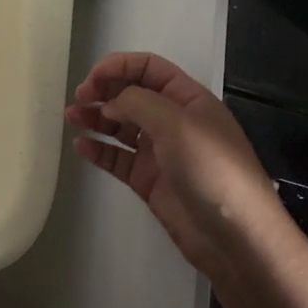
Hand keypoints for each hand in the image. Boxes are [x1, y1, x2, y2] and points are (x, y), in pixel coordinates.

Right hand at [65, 52, 287, 282]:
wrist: (236, 240)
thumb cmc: (212, 170)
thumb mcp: (177, 124)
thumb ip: (137, 102)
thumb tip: (111, 102)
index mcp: (188, 99)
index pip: (148, 68)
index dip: (118, 66)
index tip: (92, 79)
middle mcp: (174, 121)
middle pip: (131, 94)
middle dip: (103, 91)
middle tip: (79, 98)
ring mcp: (161, 152)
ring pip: (121, 125)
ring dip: (96, 117)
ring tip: (71, 117)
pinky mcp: (150, 180)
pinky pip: (118, 157)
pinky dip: (99, 149)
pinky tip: (81, 146)